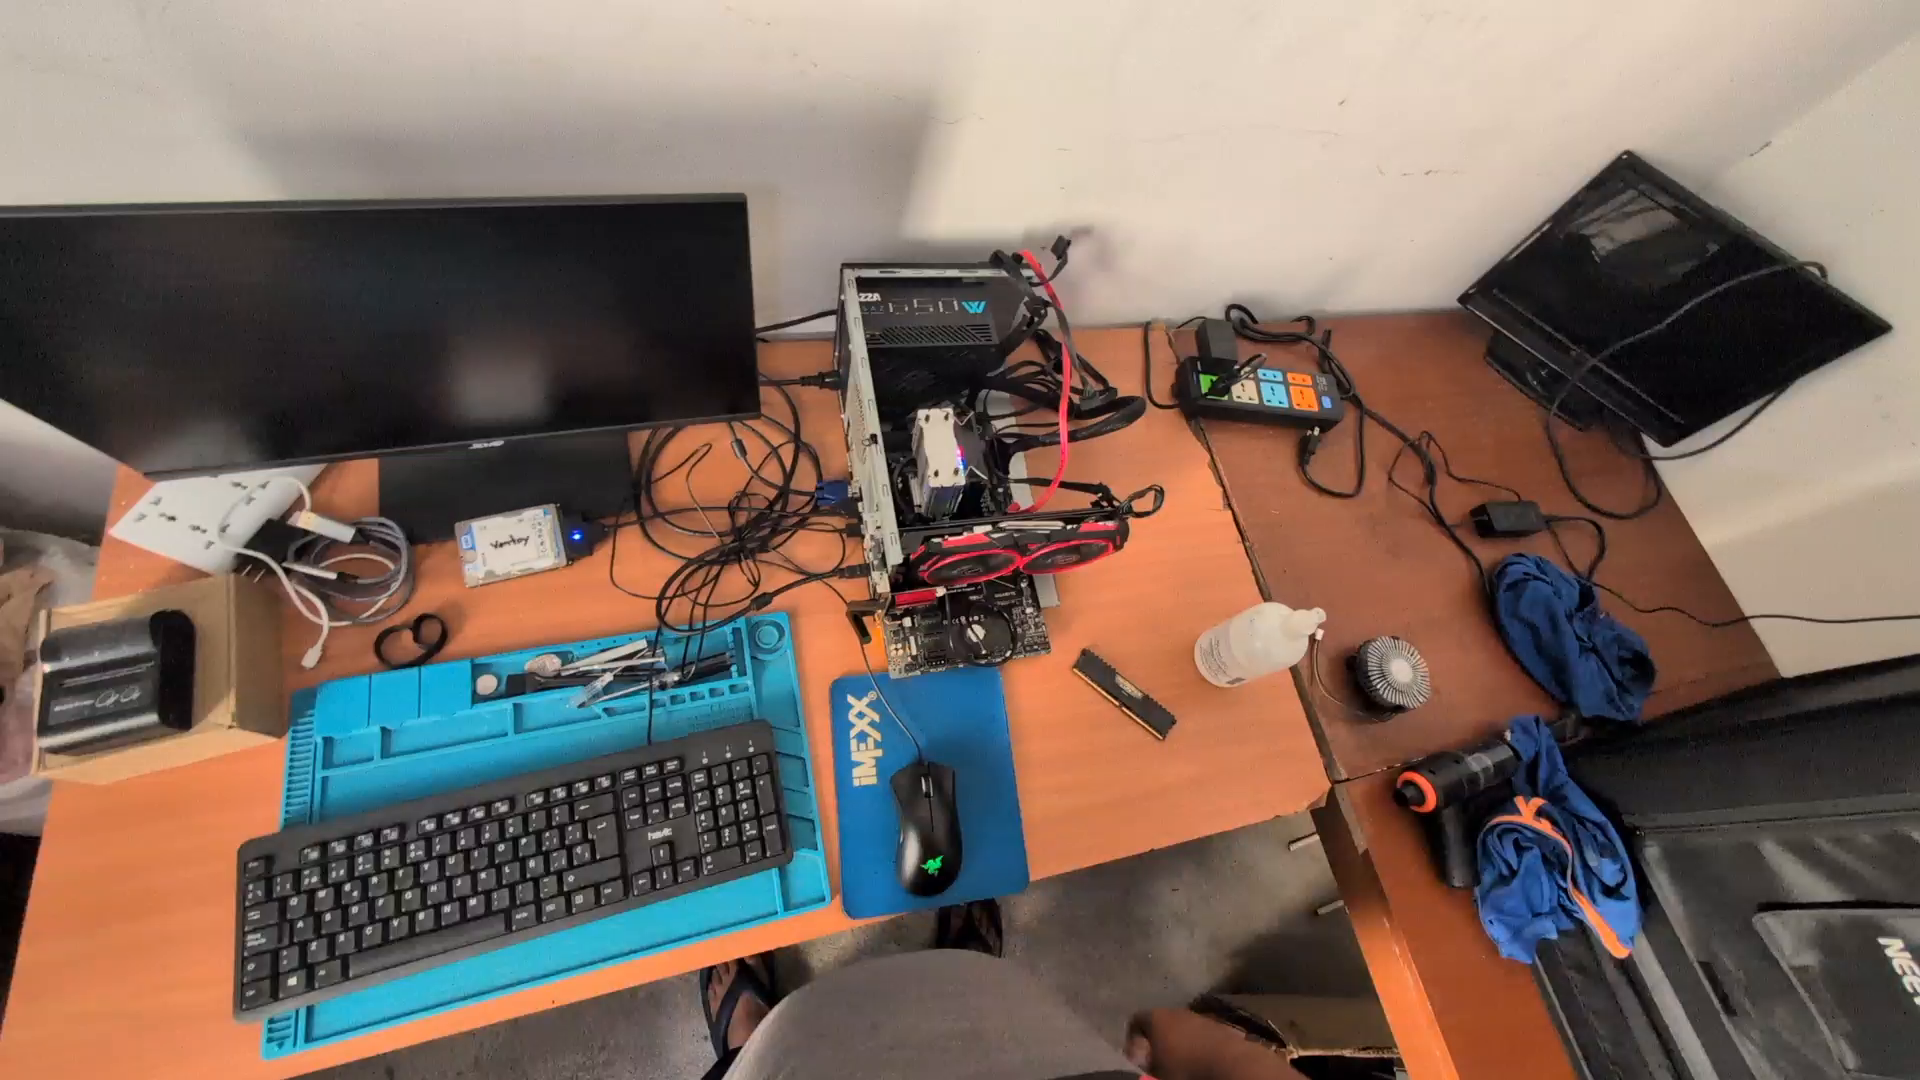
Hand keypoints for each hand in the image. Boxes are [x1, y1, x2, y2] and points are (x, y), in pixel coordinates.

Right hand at [1124, 1007, 1308, 1079]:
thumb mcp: (1158, 1075)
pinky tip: (1205, 1066)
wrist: (1235, 1068)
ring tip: (1185, 1068)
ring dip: (1182, 1046)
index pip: (1135, 1021)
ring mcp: (1201, 1017)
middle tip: (1160, 1066)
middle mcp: (1176, 1010)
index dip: (1133, 1041)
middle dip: (1159, 1043)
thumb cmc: (1186, 1072)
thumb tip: (1139, 1066)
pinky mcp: (1222, 1028)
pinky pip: (1203, 1037)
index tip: (1137, 1063)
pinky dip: (1201, 1049)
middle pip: (1160, 1024)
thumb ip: (1145, 1068)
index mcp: (1155, 1017)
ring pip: (1184, 1030)